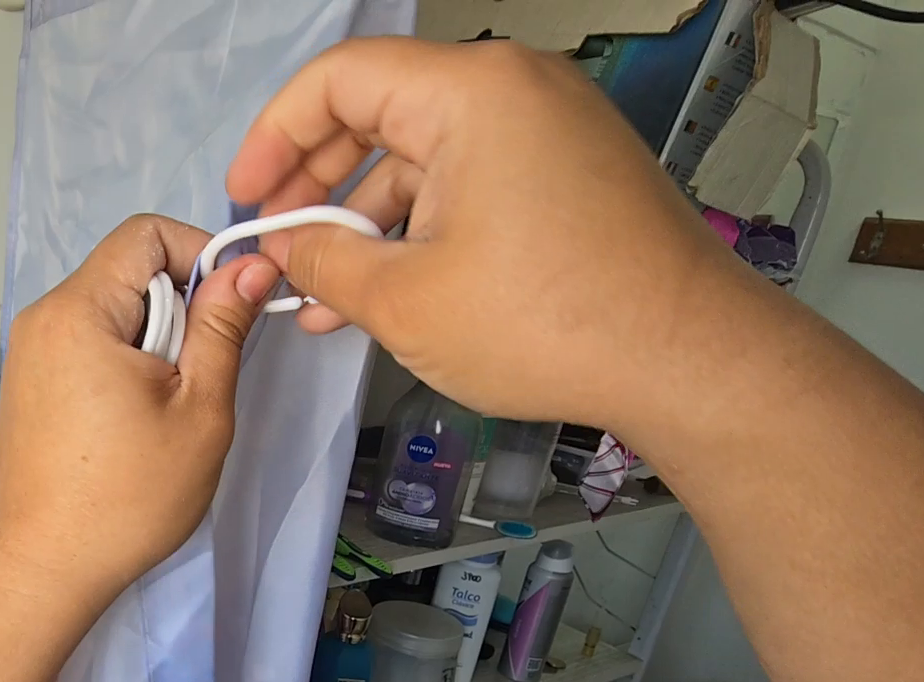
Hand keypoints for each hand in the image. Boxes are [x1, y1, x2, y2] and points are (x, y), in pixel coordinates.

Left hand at [0, 214, 280, 612]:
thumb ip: (222, 328)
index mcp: (77, 311)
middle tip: (196, 377)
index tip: (230, 308)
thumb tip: (248, 266)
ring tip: (162, 408)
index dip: (200, 255)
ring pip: (107, 313)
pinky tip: (128, 424)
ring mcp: (27, 357)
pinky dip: (118, 365)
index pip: (145, 234)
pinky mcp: (27, 389)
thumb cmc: (130, 497)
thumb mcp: (199, 411)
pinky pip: (83, 348)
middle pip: (125, 272)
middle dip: (177, 309)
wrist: (49, 568)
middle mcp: (41, 320)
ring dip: (151, 343)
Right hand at [225, 38, 780, 438]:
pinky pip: (452, 193)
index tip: (244, 196)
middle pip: (373, 115)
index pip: (339, 78)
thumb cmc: (533, 320)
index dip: (274, 134)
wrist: (679, 360)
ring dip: (351, 224)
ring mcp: (534, 138)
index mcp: (469, 95)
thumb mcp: (400, 298)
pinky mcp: (549, 183)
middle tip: (271, 242)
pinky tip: (363, 293)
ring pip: (410, 163)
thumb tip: (279, 248)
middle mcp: (507, 95)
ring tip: (307, 289)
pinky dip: (402, 235)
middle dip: (309, 183)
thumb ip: (322, 261)